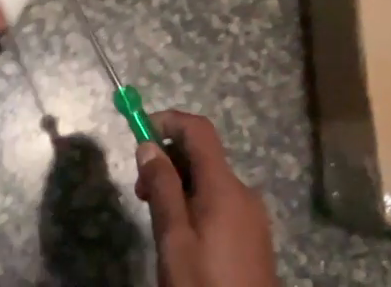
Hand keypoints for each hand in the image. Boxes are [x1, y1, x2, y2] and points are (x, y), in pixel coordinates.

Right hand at [135, 111, 278, 286]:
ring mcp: (251, 215)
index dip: (168, 121)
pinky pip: (220, 201)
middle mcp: (243, 193)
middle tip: (140, 191)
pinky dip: (194, 201)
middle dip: (167, 159)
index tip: (138, 132)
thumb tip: (148, 145)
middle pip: (202, 155)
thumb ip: (162, 188)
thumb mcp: (173, 238)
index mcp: (225, 187)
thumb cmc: (204, 284)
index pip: (199, 130)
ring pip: (208, 180)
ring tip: (157, 217)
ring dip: (178, 184)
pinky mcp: (252, 236)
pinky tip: (180, 233)